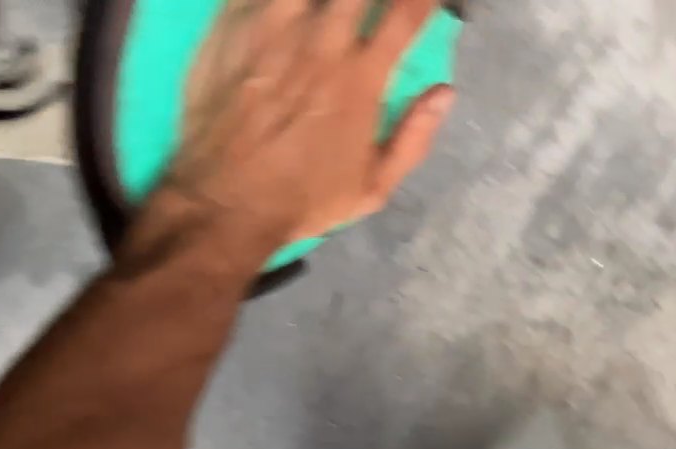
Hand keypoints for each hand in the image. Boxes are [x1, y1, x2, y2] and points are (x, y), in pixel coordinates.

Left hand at [147, 0, 454, 259]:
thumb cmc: (307, 200)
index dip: (422, 0)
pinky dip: (284, 4)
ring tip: (333, 14)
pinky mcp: (235, 29)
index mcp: (361, 79)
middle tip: (376, 10)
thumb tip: (445, 93)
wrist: (231, 201)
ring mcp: (274, 29)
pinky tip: (292, 17)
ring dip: (328, 2)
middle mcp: (321, 42)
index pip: (404, 16)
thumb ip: (413, 138)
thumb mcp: (374, 188)